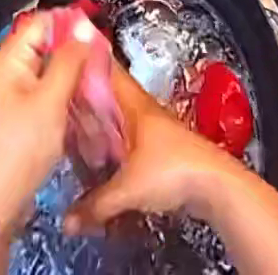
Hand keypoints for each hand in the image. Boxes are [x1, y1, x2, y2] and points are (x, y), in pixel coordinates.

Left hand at [0, 12, 93, 238]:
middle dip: (75, 54)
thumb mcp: (50, 102)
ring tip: (99, 89)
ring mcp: (12, 96)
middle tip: (104, 68)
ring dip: (73, 78)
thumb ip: (69, 61)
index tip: (99, 38)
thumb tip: (84, 28)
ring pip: (49, 73)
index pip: (42, 22)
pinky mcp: (18, 118)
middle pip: (46, 47)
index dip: (70, 24)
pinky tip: (84, 110)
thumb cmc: (19, 151)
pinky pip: (45, 95)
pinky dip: (64, 98)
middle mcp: (8, 71)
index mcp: (9, 58)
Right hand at [64, 66, 245, 233]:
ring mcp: (151, 128)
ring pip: (118, 117)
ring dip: (100, 121)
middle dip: (86, 96)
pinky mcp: (158, 149)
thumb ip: (96, 204)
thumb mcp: (128, 188)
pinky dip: (112, 143)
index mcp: (132, 103)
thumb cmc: (176, 169)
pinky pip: (127, 138)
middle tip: (61, 99)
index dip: (86, 61)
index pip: (106, 69)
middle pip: (108, 94)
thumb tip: (68, 221)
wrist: (216, 186)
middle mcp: (141, 109)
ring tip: (75, 128)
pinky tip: (102, 157)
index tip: (64, 55)